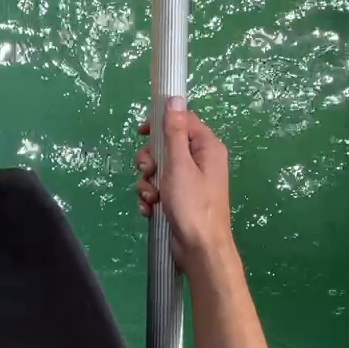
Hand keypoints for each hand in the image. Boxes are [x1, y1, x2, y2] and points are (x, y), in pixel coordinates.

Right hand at [135, 97, 236, 272]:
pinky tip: (150, 208)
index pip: (182, 120)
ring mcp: (190, 181)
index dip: (160, 123)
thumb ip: (174, 131)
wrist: (200, 249)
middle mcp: (200, 161)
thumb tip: (175, 98)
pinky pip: (158, 187)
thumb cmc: (192, 205)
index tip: (142, 133)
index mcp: (206, 148)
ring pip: (158, 168)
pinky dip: (150, 196)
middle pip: (165, 145)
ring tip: (151, 197)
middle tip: (149, 173)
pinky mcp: (180, 197)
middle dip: (150, 160)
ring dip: (147, 182)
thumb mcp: (179, 165)